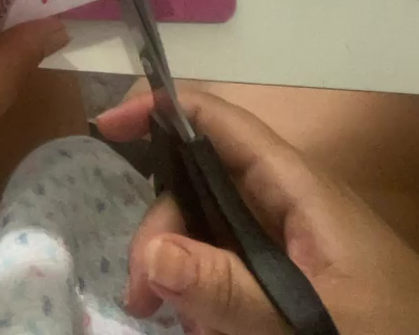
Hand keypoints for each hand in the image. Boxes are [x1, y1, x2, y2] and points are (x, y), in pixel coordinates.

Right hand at [97, 88, 418, 334]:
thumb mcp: (313, 326)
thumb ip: (232, 292)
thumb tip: (149, 253)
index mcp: (295, 186)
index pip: (213, 117)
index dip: (157, 106)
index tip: (105, 130)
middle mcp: (286, 200)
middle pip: (198, 181)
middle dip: (161, 227)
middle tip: (143, 296)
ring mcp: (291, 239)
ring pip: (209, 226)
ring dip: (180, 266)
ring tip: (171, 320)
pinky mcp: (295, 275)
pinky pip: (232, 264)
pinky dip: (207, 290)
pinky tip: (203, 326)